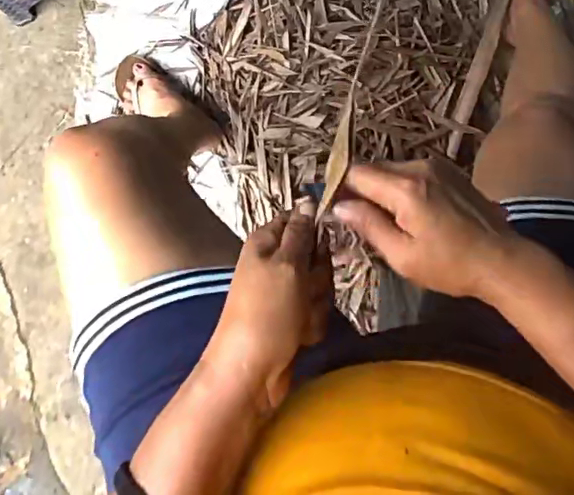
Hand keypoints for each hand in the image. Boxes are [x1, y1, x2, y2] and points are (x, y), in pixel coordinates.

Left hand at [202, 201, 331, 410]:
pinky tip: (300, 337)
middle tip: (305, 288)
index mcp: (267, 240)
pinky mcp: (292, 319)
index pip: (299, 218)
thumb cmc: (266, 312)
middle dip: (318, 274)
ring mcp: (284, 292)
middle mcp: (275, 262)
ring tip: (300, 318)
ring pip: (320, 285)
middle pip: (316, 254)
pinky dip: (312, 325)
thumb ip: (302, 231)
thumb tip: (308, 199)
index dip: (315, 231)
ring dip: (316, 303)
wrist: (249, 374)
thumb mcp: (287, 264)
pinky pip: (316, 312)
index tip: (323, 244)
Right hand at [331, 157, 529, 300]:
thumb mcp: (403, 256)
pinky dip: (403, 186)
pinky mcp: (449, 170)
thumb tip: (340, 206)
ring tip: (386, 219)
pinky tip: (411, 212)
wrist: (503, 260)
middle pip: (374, 168)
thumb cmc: (450, 266)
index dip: (341, 187)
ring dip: (383, 188)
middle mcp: (419, 167)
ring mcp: (436, 165)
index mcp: (405, 188)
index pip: (357, 173)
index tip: (335, 207)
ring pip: (393, 169)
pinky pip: (413, 172)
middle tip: (358, 218)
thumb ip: (369, 226)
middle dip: (361, 189)